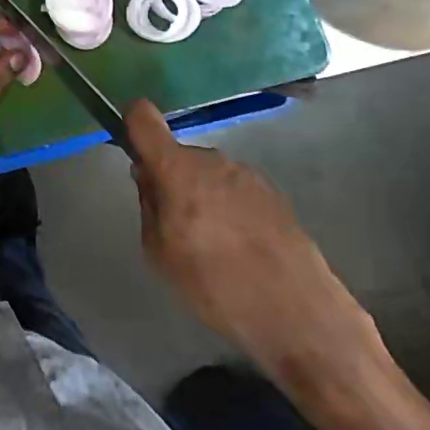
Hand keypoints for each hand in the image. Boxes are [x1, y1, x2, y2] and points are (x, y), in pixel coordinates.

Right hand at [123, 100, 371, 357]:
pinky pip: (234, 189)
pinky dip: (229, 208)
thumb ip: (148, 205)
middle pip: (178, 156)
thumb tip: (148, 176)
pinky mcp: (273, 192)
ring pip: (208, 174)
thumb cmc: (215, 285)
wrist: (297, 312)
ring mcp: (246, 173)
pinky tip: (241, 249)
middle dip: (171, 180)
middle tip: (177, 226)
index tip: (133, 151)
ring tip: (214, 246)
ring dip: (202, 196)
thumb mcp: (159, 254)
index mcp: (177, 169)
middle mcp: (212, 159)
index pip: (143, 118)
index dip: (132, 124)